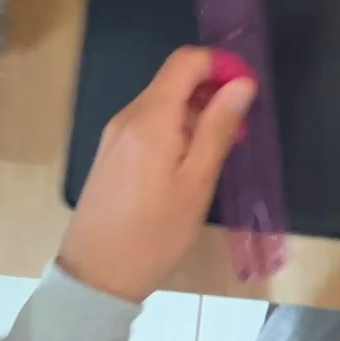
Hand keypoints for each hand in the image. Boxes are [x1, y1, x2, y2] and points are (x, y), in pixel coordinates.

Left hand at [59, 47, 257, 301]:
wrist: (94, 280)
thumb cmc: (154, 232)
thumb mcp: (197, 181)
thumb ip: (219, 126)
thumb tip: (242, 83)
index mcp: (151, 117)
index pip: (186, 60)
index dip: (221, 64)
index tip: (245, 91)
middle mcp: (129, 115)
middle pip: (175, 79)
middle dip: (212, 91)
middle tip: (238, 128)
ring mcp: (116, 133)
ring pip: (164, 100)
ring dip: (196, 111)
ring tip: (218, 149)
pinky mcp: (112, 151)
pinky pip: (150, 121)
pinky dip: (177, 126)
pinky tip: (189, 161)